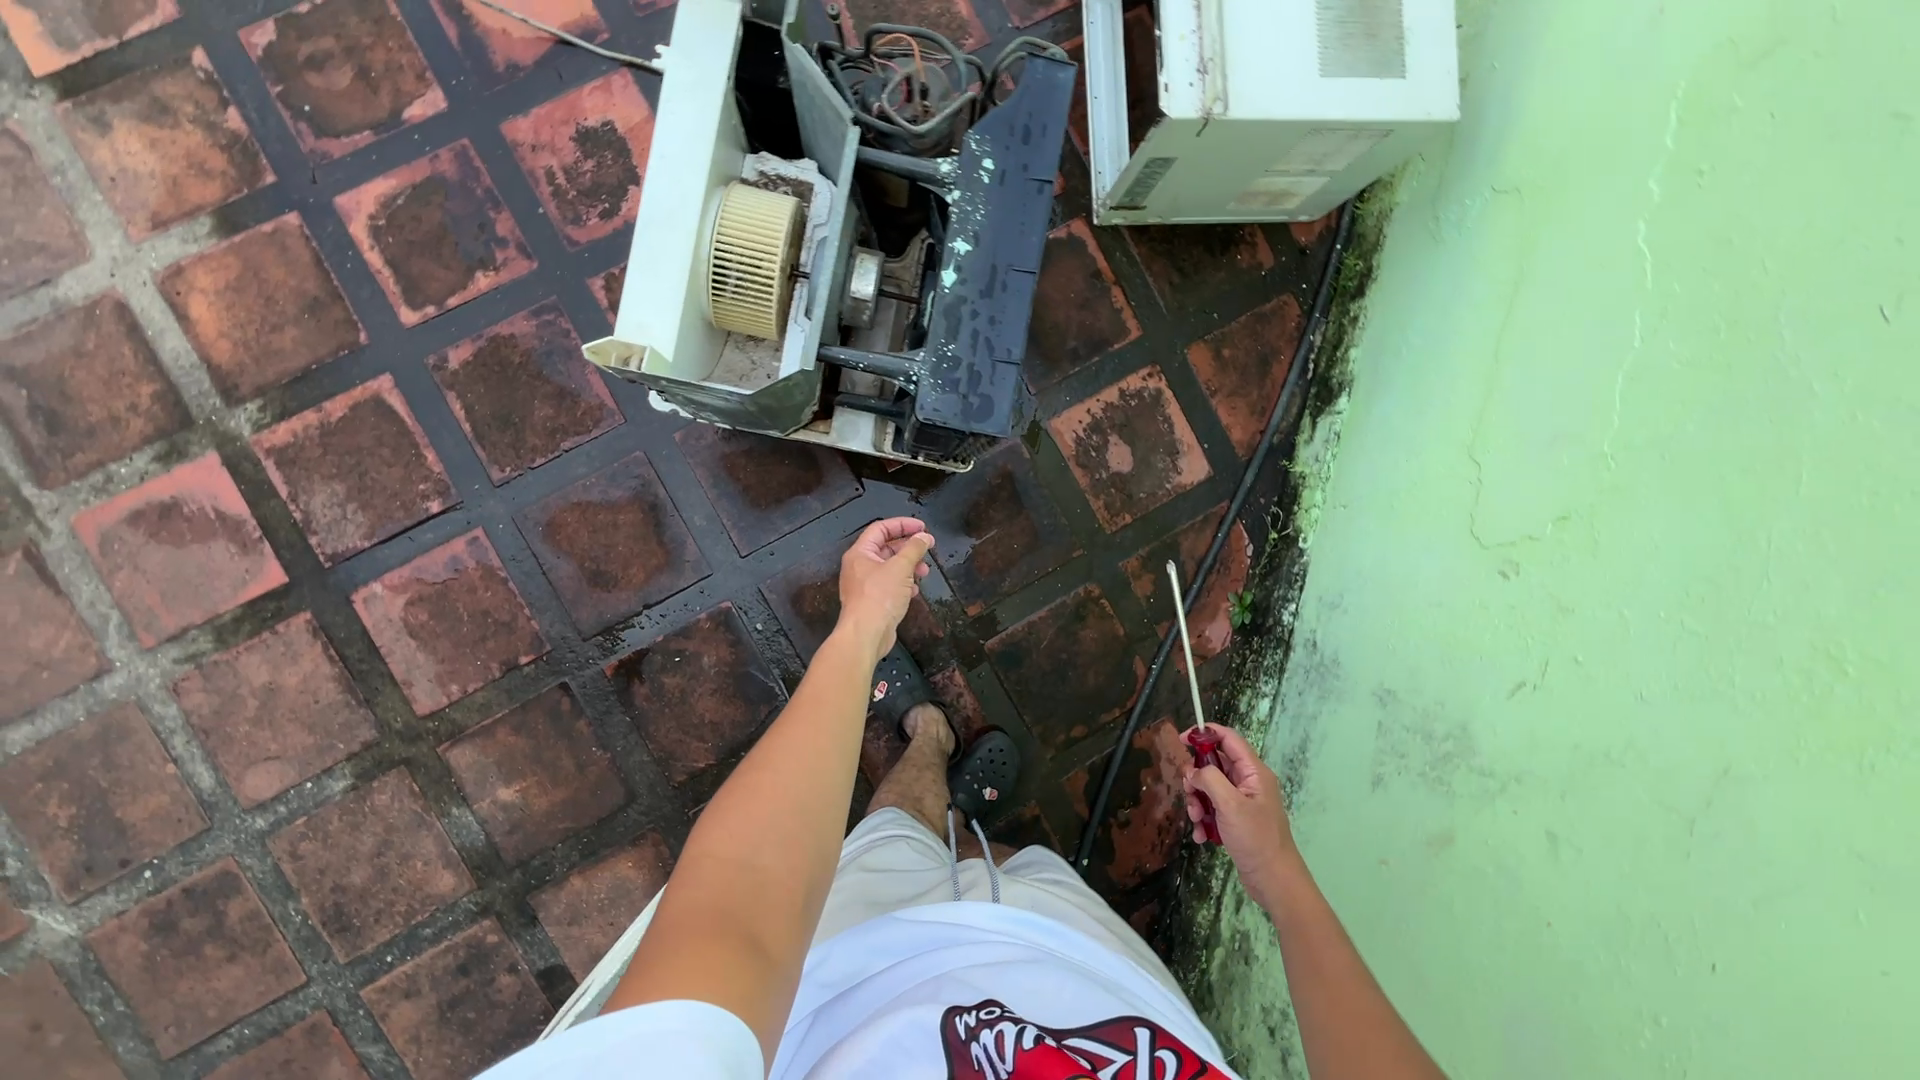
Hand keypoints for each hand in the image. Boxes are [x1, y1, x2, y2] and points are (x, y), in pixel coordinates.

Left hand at [835, 517, 933, 662]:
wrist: (866, 634)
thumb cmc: (880, 596)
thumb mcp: (901, 567)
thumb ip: (914, 549)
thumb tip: (924, 537)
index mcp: (860, 553)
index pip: (881, 528)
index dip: (903, 524)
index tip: (923, 528)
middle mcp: (859, 566)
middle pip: (886, 548)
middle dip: (908, 547)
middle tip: (927, 548)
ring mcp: (864, 585)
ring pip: (889, 568)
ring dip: (908, 566)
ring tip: (924, 571)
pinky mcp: (872, 601)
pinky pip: (889, 585)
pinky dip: (903, 584)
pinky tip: (914, 590)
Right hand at [1183, 724, 1299, 906]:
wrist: (1273, 880)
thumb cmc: (1255, 838)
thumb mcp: (1230, 804)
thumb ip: (1210, 779)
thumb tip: (1193, 771)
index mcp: (1253, 772)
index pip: (1229, 739)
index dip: (1205, 733)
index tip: (1182, 738)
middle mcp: (1248, 783)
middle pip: (1215, 764)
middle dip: (1196, 777)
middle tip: (1189, 792)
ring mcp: (1242, 802)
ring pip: (1210, 788)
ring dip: (1197, 801)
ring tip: (1197, 819)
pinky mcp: (1236, 820)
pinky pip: (1213, 809)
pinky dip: (1204, 819)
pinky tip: (1201, 835)